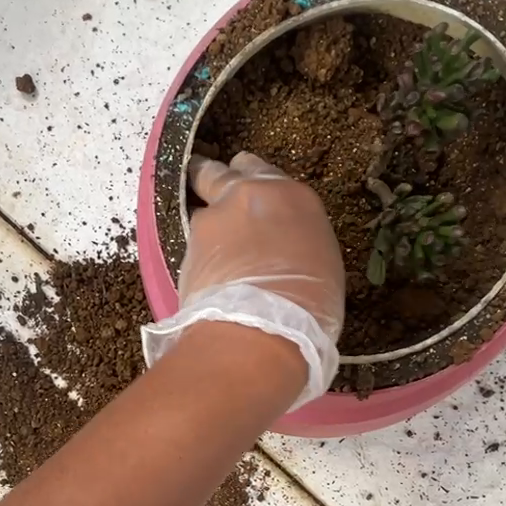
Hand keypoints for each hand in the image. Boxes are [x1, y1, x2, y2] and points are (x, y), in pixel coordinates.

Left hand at [141, 153, 345, 410]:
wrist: (259, 332)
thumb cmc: (308, 307)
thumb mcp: (319, 265)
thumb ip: (294, 244)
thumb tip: (280, 253)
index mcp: (291, 196)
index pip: (266, 173)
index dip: (253, 178)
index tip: (246, 180)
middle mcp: (248, 196)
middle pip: (221, 174)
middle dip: (214, 176)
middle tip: (206, 179)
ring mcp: (211, 221)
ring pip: (202, 211)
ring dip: (206, 226)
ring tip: (209, 245)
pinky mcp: (185, 252)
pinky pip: (191, 247)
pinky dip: (197, 257)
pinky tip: (203, 274)